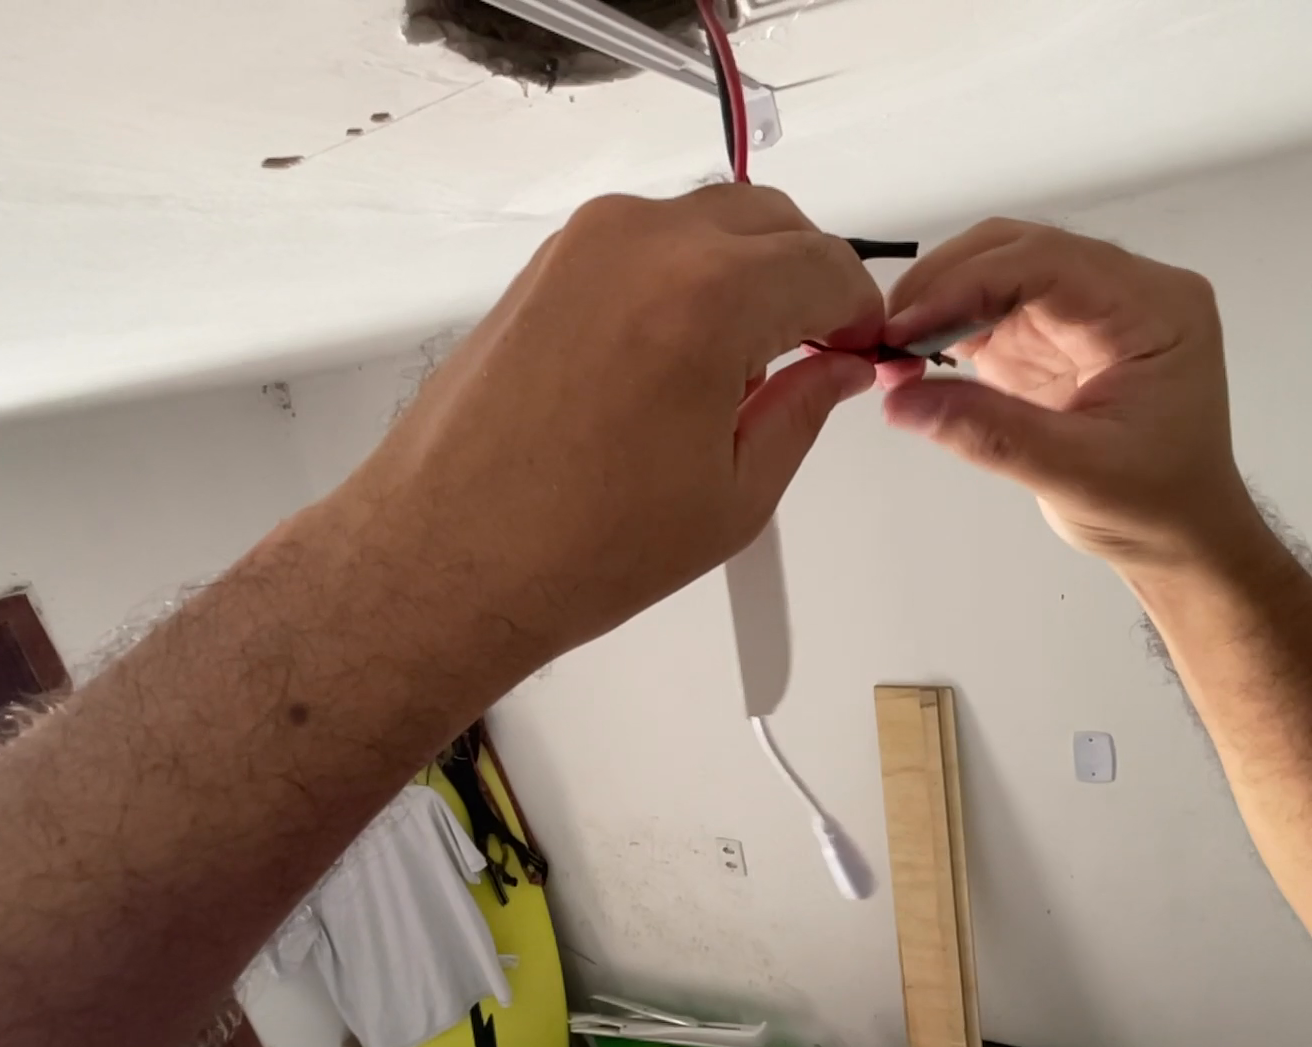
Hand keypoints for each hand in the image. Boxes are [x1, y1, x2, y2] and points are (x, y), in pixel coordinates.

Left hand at [320, 185, 883, 664]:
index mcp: (707, 300)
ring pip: (711, 224)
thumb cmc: (578, 546)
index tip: (859, 346)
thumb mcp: (736, 494)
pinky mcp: (548, 265)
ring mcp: (585, 246)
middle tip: (815, 351)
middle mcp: (643, 246)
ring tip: (740, 366)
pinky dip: (689, 276)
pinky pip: (650, 242)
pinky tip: (681, 354)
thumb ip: (803, 410)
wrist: (451, 558)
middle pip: (773, 224)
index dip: (859, 312)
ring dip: (750, 275)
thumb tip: (837, 369)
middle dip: (810, 281)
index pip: (825, 268)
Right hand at [878, 218, 1259, 568]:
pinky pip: (986, 313)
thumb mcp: (1076, 474)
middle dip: (942, 285)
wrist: (1177, 532)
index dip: (966, 285)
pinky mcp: (1048, 339)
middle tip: (884, 339)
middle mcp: (1118, 293)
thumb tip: (898, 401)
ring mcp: (1079, 313)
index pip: (1047, 263)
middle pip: (1015, 250)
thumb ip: (989, 434)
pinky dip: (944, 330)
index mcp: (1151, 309)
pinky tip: (912, 359)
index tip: (902, 329)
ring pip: (993, 272)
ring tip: (891, 353)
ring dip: (935, 304)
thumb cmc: (1153, 504)